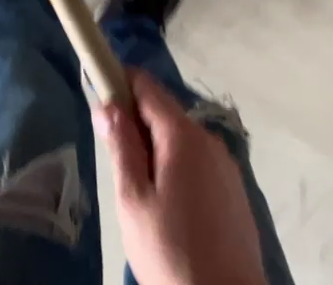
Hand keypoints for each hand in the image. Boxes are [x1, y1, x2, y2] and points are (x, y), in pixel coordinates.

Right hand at [95, 70, 267, 284]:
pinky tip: (168, 206)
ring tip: (140, 191)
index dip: (121, 81)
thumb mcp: (133, 200)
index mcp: (183, 136)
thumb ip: (122, 147)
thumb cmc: (170, 252)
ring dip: (157, 149)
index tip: (98, 90)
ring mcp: (226, 167)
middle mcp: (210, 141)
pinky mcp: (234, 192)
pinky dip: (178, 169)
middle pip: (165, 114)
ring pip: (182, 141)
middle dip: (136, 123)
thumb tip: (108, 104)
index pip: (148, 87)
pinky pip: (199, 163)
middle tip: (115, 159)